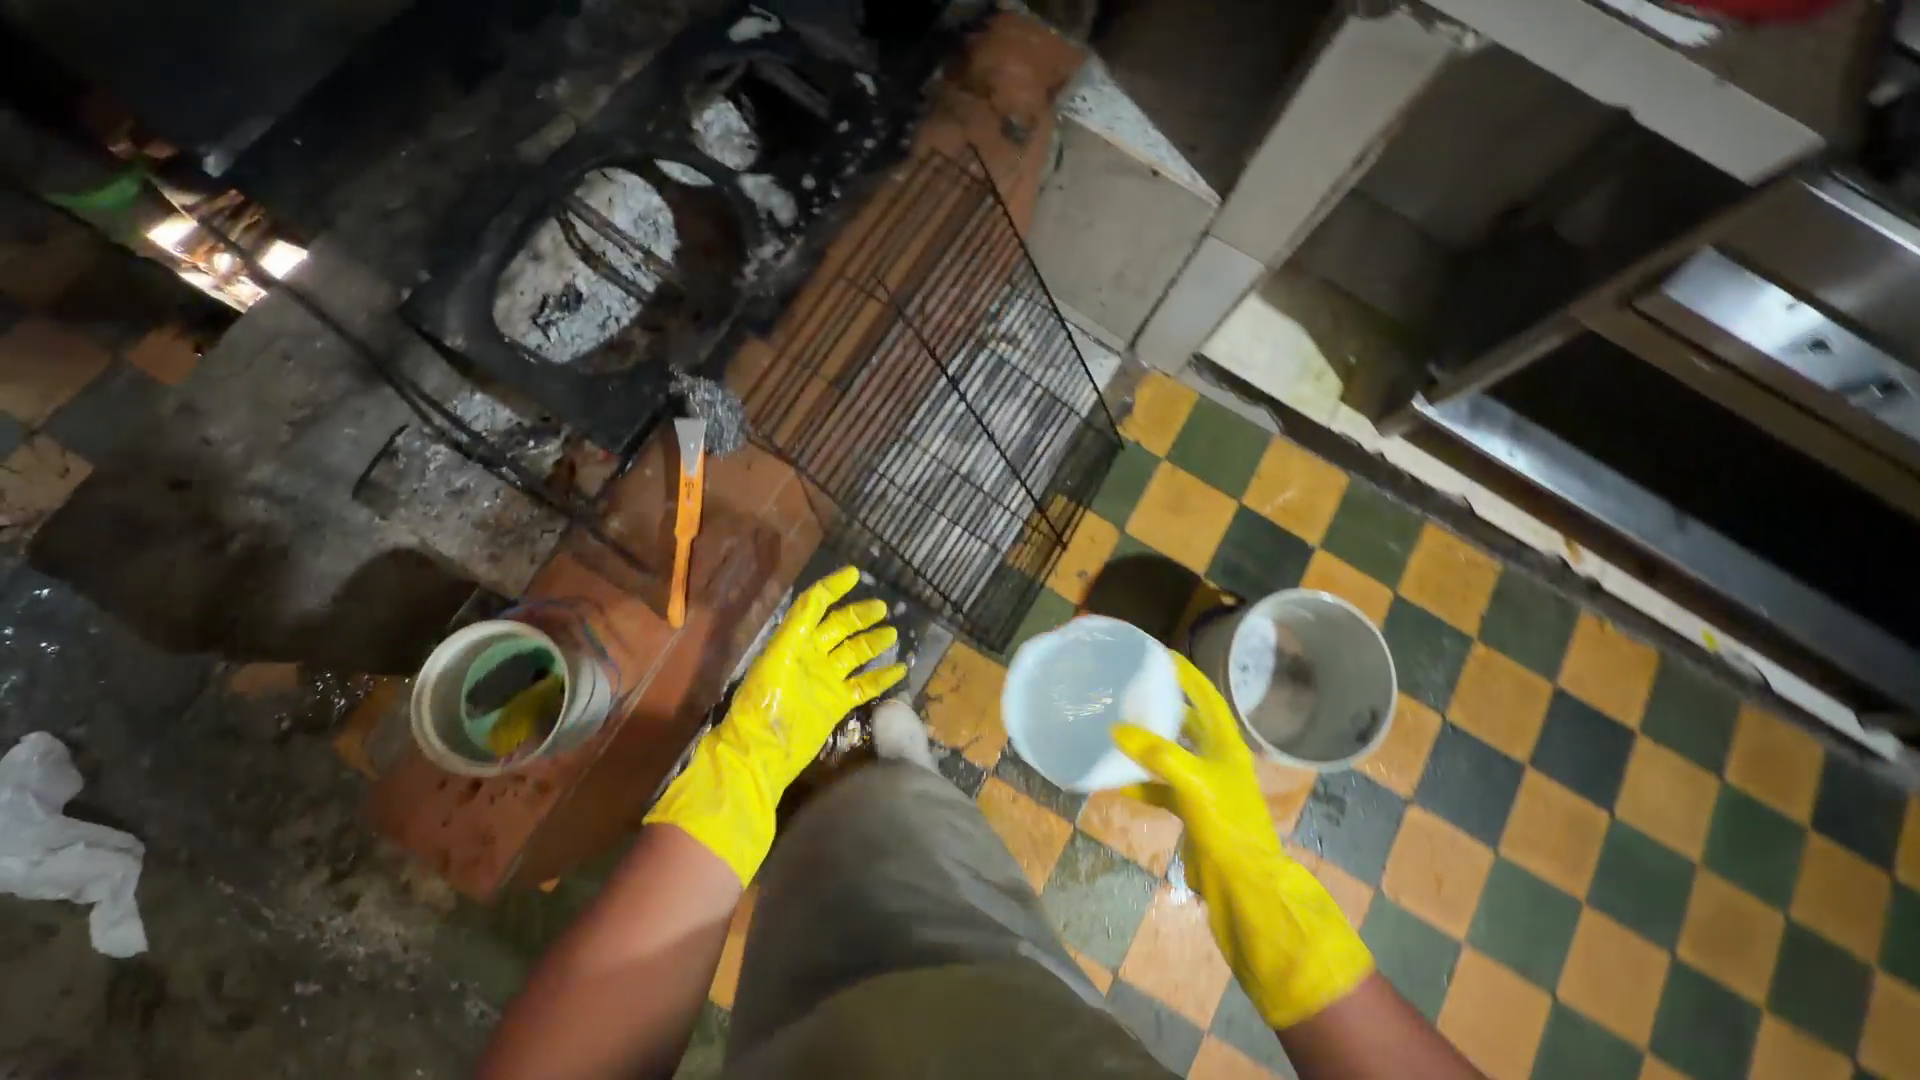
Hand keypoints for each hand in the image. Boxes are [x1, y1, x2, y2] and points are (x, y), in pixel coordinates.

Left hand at [645, 567, 906, 882]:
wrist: (759, 754)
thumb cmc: (763, 703)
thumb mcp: (777, 657)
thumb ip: (797, 626)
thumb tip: (818, 596)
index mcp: (793, 641)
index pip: (815, 606)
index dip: (832, 588)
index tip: (854, 574)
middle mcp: (810, 656)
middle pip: (839, 628)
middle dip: (859, 615)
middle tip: (882, 607)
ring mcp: (825, 681)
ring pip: (854, 654)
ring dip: (873, 642)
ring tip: (892, 633)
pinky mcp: (835, 704)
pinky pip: (863, 686)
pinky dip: (881, 677)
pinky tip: (899, 669)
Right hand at [1113, 653, 1372, 1029]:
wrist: (1244, 886)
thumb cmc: (1227, 826)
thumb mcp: (1193, 783)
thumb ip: (1157, 754)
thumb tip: (1118, 730)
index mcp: (1226, 745)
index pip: (1206, 697)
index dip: (1186, 673)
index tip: (1159, 654)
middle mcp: (1217, 760)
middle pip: (1187, 722)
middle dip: (1162, 704)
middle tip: (1129, 687)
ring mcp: (1205, 787)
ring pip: (1171, 755)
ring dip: (1147, 743)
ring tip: (1117, 727)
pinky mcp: (1192, 812)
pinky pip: (1162, 789)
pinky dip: (1142, 782)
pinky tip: (1118, 781)